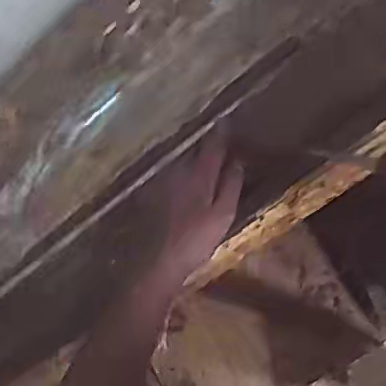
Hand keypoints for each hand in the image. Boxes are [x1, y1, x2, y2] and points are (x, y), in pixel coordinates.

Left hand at [135, 138, 243, 296]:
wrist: (157, 262)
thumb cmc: (195, 241)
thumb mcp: (223, 215)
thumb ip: (231, 185)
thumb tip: (237, 162)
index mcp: (199, 174)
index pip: (212, 145)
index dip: (221, 133)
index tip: (227, 124)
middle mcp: (177, 171)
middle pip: (194, 152)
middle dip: (205, 149)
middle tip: (218, 148)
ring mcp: (159, 182)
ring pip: (179, 165)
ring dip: (190, 163)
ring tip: (201, 169)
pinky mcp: (148, 196)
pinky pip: (167, 179)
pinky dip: (177, 179)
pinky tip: (181, 192)